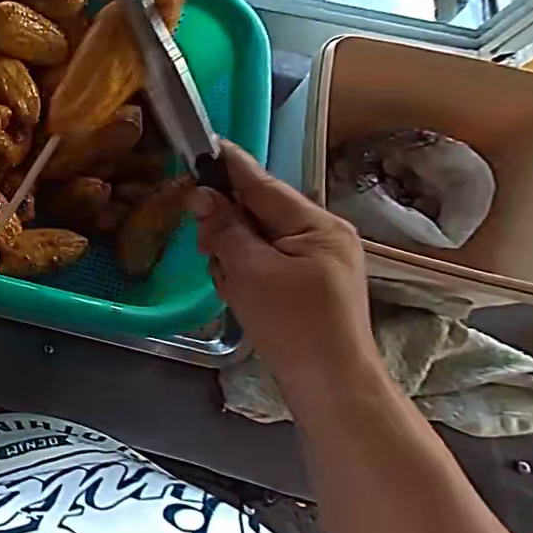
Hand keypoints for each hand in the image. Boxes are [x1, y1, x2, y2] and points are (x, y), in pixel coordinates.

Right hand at [193, 141, 384, 408]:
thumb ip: (225, 229)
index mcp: (315, 225)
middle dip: (227, 226)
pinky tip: (241, 295)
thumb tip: (201, 195)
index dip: (229, 164)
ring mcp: (316, 261)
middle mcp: (320, 235)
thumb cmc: (293, 326)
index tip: (202, 144)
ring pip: (258, 239)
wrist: (331, 387)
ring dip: (234, 254)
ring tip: (229, 283)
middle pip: (258, 212)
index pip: (262, 183)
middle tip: (206, 248)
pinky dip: (247, 273)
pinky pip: (266, 263)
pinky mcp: (307, 284)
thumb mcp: (251, 272)